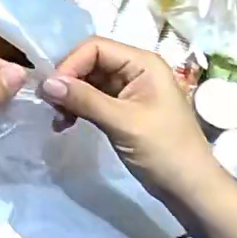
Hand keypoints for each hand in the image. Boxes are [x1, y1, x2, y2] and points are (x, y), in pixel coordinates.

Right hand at [40, 37, 218, 200]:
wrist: (191, 190)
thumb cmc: (164, 151)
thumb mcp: (122, 123)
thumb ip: (84, 99)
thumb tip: (45, 83)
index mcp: (142, 63)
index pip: (96, 47)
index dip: (71, 64)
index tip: (51, 90)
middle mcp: (135, 69)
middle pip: (90, 62)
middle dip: (68, 81)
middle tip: (50, 107)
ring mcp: (130, 90)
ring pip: (89, 81)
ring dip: (70, 97)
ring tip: (58, 120)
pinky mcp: (123, 109)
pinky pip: (93, 99)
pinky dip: (77, 108)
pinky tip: (66, 124)